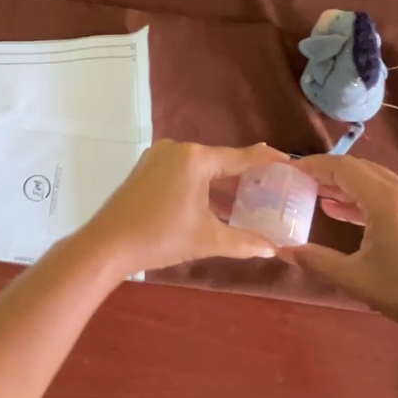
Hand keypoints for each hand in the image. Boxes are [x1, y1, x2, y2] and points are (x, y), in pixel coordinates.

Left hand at [69, 140, 289, 276]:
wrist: (107, 246)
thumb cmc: (160, 238)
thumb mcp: (208, 240)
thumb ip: (244, 241)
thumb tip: (273, 248)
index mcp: (195, 158)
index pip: (241, 157)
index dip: (268, 160)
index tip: (291, 162)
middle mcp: (177, 149)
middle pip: (221, 161)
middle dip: (244, 176)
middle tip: (272, 188)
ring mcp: (158, 157)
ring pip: (201, 168)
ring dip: (221, 184)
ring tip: (248, 200)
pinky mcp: (145, 169)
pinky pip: (183, 172)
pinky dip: (201, 185)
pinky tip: (214, 204)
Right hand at [281, 155, 397, 343]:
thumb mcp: (356, 278)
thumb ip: (317, 259)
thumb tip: (284, 250)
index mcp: (388, 202)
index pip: (345, 168)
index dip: (315, 166)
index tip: (292, 169)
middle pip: (363, 169)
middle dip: (331, 173)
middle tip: (303, 183)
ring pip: (380, 181)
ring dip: (351, 186)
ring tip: (322, 197)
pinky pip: (395, 194)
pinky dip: (370, 198)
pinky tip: (353, 214)